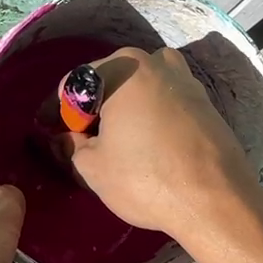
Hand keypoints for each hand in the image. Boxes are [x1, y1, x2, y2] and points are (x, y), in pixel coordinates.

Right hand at [61, 47, 258, 242]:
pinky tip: (144, 146)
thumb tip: (64, 139)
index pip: (74, 85)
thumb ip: (70, 146)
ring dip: (121, 112)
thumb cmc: (145, 178)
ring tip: (113, 144)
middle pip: (108, 83)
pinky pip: (163, 104)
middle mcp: (155, 61)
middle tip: (78, 141)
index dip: (55, 111)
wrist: (216, 200)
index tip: (46, 131)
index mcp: (122, 68)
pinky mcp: (205, 102)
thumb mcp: (92, 167)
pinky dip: (148, 118)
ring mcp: (186, 79)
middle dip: (90, 110)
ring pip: (138, 92)